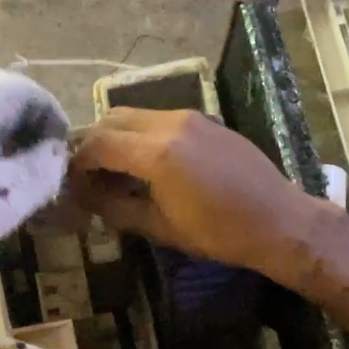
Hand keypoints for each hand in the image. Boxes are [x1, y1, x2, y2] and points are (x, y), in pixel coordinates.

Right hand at [68, 108, 332, 285]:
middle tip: (88, 176)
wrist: (279, 221)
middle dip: (94, 144)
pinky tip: (147, 166)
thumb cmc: (219, 233)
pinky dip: (143, 136)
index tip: (70, 183)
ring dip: (119, 138)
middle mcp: (170, 123)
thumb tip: (86, 199)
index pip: (98, 144)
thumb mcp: (160, 226)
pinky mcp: (206, 121)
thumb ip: (116, 207)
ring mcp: (191, 118)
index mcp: (156, 153)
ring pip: (137, 115)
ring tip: (116, 172)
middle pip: (113, 119)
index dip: (77, 163)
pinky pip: (161, 119)